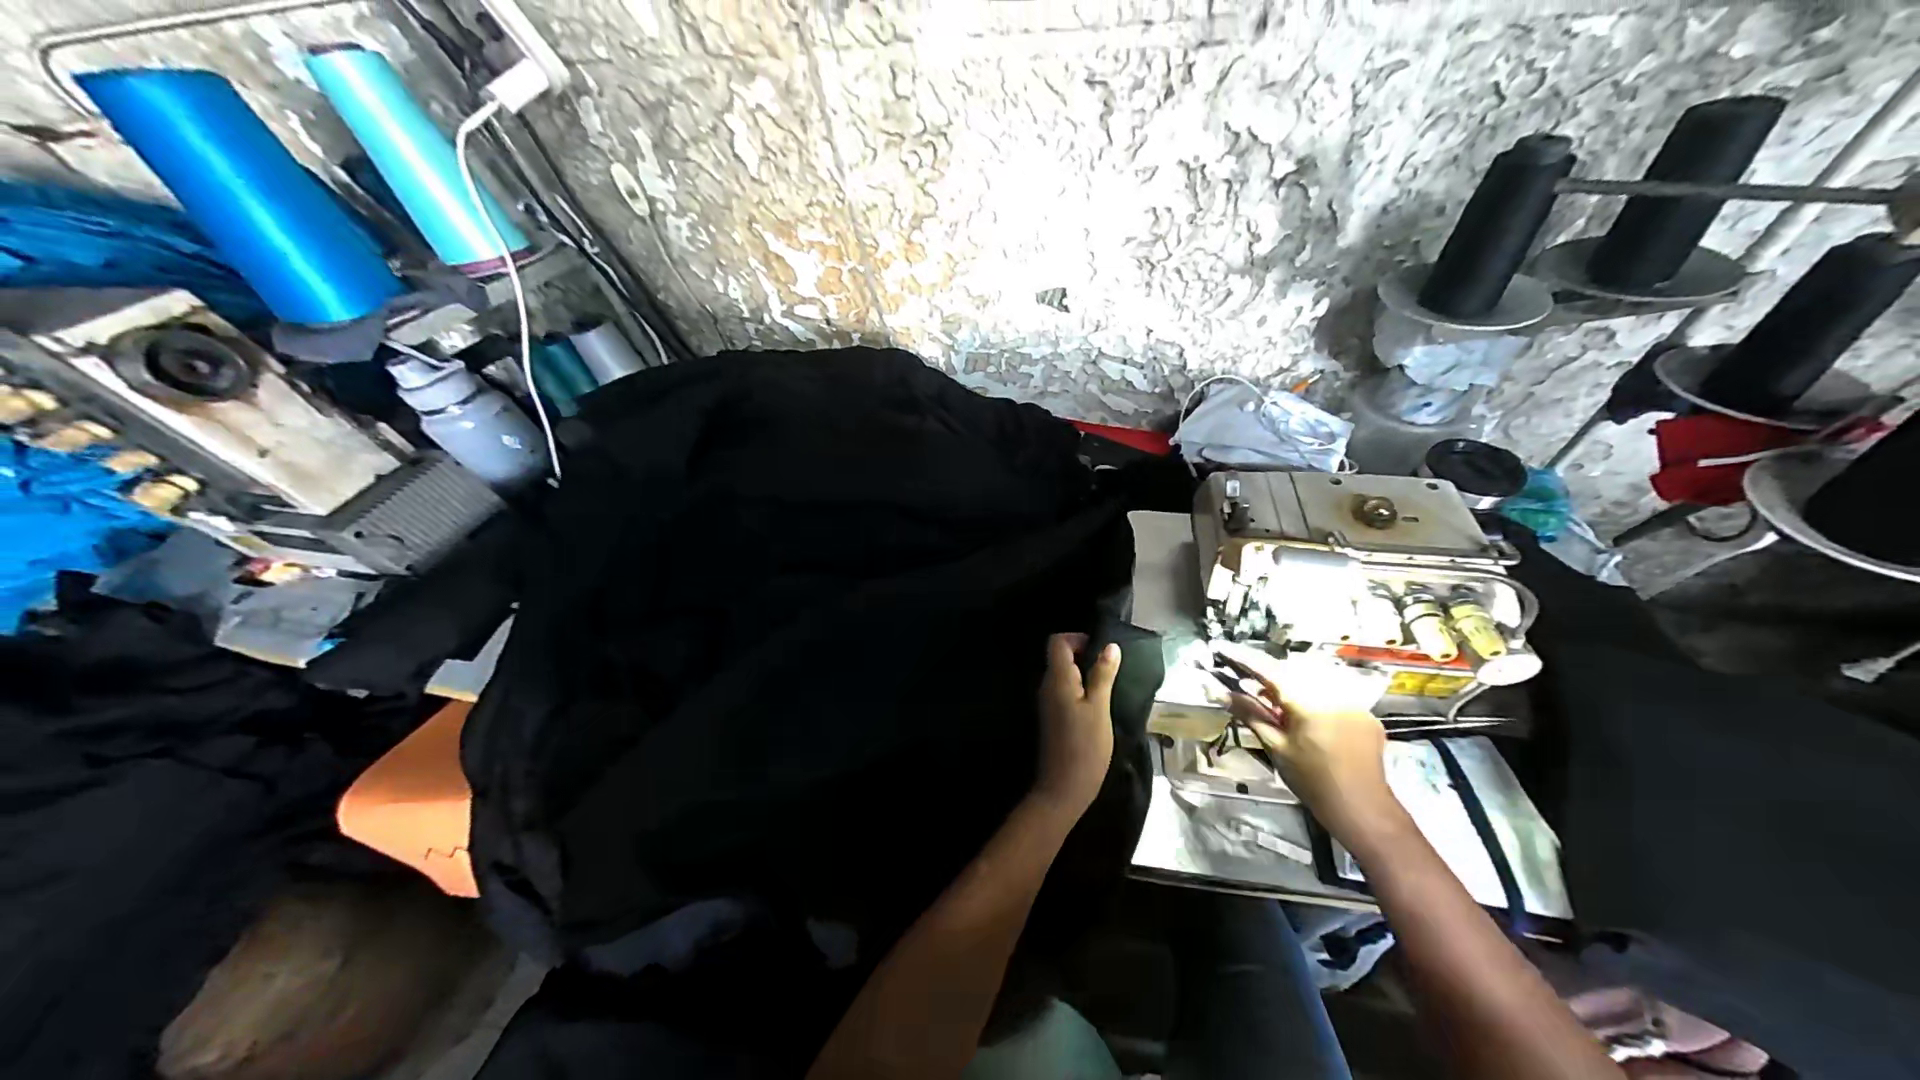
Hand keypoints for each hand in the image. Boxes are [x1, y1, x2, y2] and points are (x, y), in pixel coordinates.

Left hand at [1033, 633, 1118, 815]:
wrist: (1063, 788)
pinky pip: (1065, 691)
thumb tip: (1110, 646)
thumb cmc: (1085, 747)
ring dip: (1085, 675)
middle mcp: (1047, 687)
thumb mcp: (1099, 709)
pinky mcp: (1053, 716)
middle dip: (1085, 656)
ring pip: (1064, 675)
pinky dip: (1081, 691)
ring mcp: (1048, 702)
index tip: (1102, 654)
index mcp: (1056, 680)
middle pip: (1061, 656)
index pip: (1057, 642)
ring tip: (1109, 689)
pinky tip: (1098, 706)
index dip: (1079, 640)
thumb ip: (1102, 676)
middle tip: (1111, 673)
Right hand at [1227, 657, 1403, 845]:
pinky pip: (1333, 695)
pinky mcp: (1366, 714)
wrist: (1362, 809)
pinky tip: (1305, 718)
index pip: (1269, 670)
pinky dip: (1314, 698)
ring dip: (1291, 686)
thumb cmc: (1312, 781)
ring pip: (1313, 681)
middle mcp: (1334, 693)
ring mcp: (1354, 702)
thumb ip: (1250, 714)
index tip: (1223, 650)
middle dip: (1267, 675)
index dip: (1243, 659)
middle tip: (1246, 685)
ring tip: (1274, 703)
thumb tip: (1222, 692)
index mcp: (1309, 701)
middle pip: (1292, 672)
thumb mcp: (1276, 747)